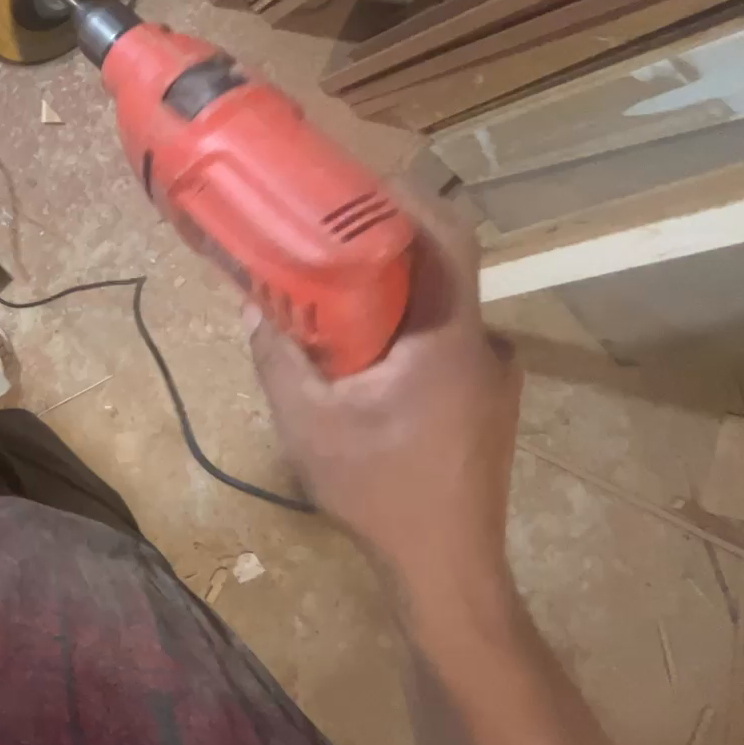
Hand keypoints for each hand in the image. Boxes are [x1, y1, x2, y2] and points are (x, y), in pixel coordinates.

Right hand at [247, 186, 521, 586]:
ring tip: (321, 300)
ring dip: (382, 294)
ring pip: (432, 309)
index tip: (355, 179)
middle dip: (377, 245)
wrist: (445, 565)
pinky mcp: (482, 398)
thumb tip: (254, 305)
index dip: (408, 200)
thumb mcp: (306, 421)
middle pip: (436, 270)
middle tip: (314, 236)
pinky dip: (394, 329)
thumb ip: (278, 355)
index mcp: (448, 340)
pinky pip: (436, 340)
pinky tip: (353, 359)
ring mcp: (489, 373)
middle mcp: (483, 345)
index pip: (448, 242)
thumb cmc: (376, 487)